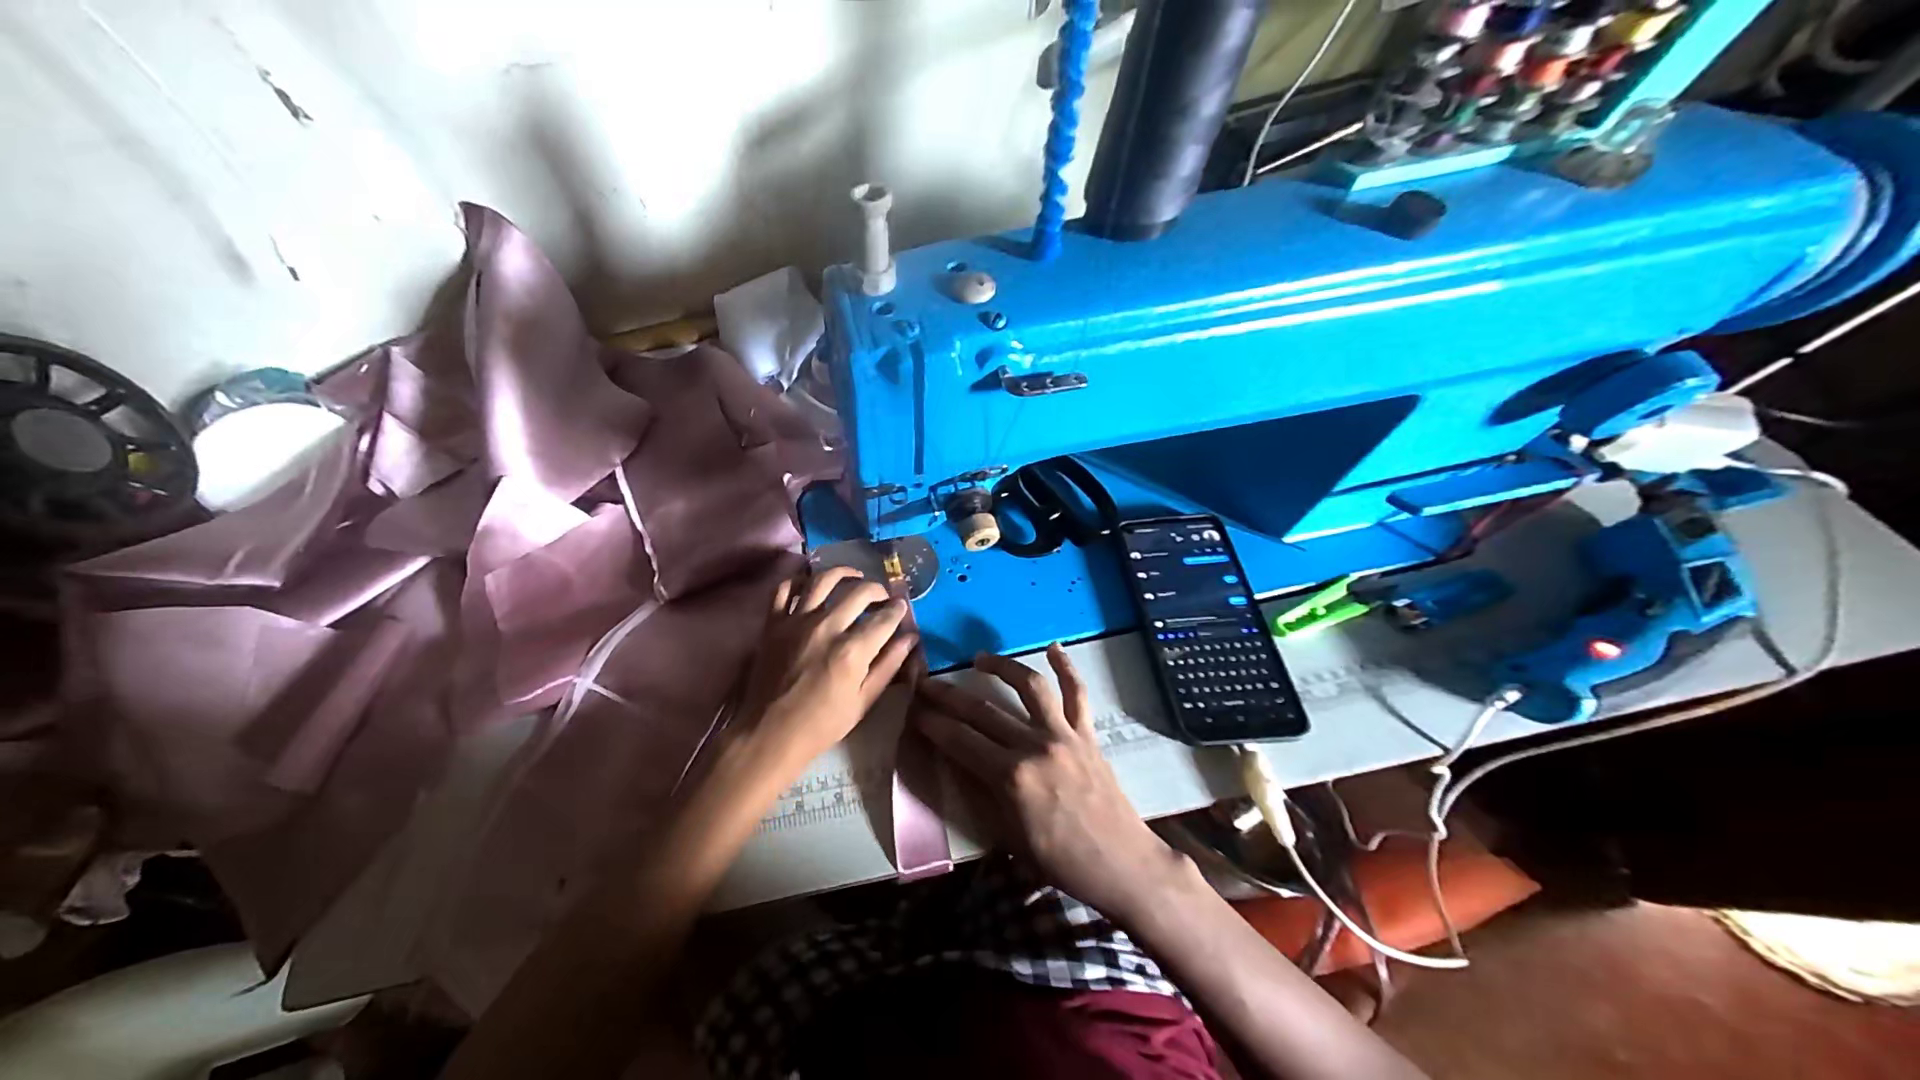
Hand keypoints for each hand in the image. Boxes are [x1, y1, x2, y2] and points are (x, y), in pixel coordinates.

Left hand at [733, 566, 918, 766]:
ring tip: (854, 576)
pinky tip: (812, 584)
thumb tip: (910, 638)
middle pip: (859, 592)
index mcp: (852, 650)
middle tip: (882, 596)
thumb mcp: (863, 702)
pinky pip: (786, 589)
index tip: (902, 607)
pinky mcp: (773, 623)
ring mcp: (796, 621)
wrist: (768, 734)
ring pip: (823, 580)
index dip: (898, 610)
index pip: (884, 618)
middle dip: (877, 590)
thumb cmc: (821, 724)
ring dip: (844, 573)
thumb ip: (888, 665)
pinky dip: (799, 581)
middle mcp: (826, 627)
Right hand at [914, 644, 1186, 921]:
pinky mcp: (1087, 734)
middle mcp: (1035, 746)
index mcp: (1011, 777)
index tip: (914, 709)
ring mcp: (1064, 735)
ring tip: (980, 657)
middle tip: (928, 682)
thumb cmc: (1061, 861)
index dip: (933, 724)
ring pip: (1030, 686)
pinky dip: (1066, 668)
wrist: (1121, 864)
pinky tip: (1053, 648)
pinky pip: (1077, 694)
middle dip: (949, 695)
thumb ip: (986, 797)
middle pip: (984, 711)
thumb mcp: (1010, 838)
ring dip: (1002, 666)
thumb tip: (964, 766)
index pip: (960, 741)